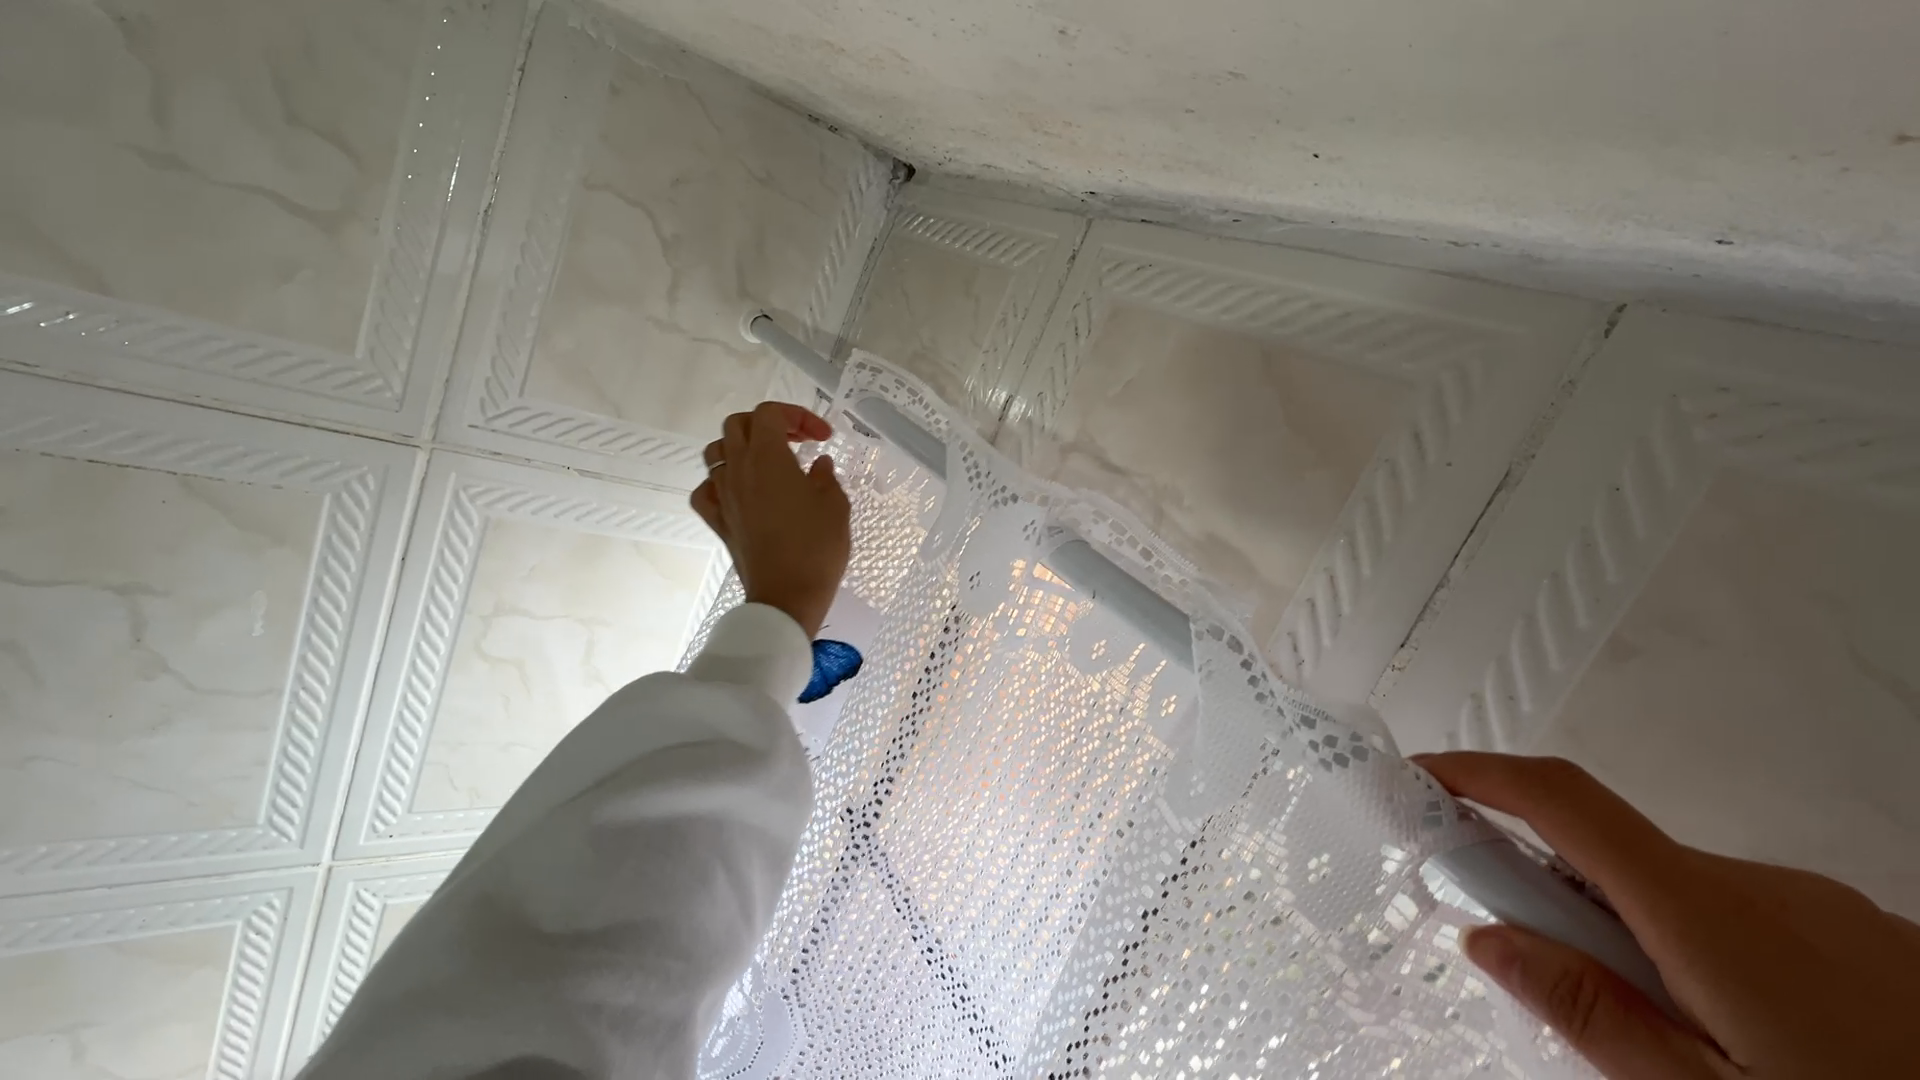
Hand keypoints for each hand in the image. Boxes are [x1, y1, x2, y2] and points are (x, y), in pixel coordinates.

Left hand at [690, 402, 850, 637]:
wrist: (787, 596)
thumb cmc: (816, 547)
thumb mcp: (835, 505)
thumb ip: (826, 477)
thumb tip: (818, 465)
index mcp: (768, 457)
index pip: (770, 413)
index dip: (797, 415)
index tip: (822, 438)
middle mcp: (738, 469)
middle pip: (738, 425)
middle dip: (767, 424)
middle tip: (796, 442)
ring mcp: (723, 496)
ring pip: (717, 452)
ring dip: (741, 448)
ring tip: (767, 463)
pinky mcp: (718, 521)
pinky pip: (706, 490)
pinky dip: (720, 483)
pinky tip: (740, 492)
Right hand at [1415, 752, 1919, 1078]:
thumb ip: (1589, 1013)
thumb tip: (1487, 938)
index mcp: (1708, 914)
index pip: (1565, 802)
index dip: (1480, 772)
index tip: (1418, 775)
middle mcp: (1760, 887)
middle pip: (1614, 857)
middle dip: (1550, 888)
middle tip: (1521, 949)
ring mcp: (1822, 908)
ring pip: (1677, 894)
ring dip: (1627, 930)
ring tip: (1651, 1026)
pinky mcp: (1863, 934)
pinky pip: (1738, 916)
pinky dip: (1691, 945)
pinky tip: (1729, 1029)